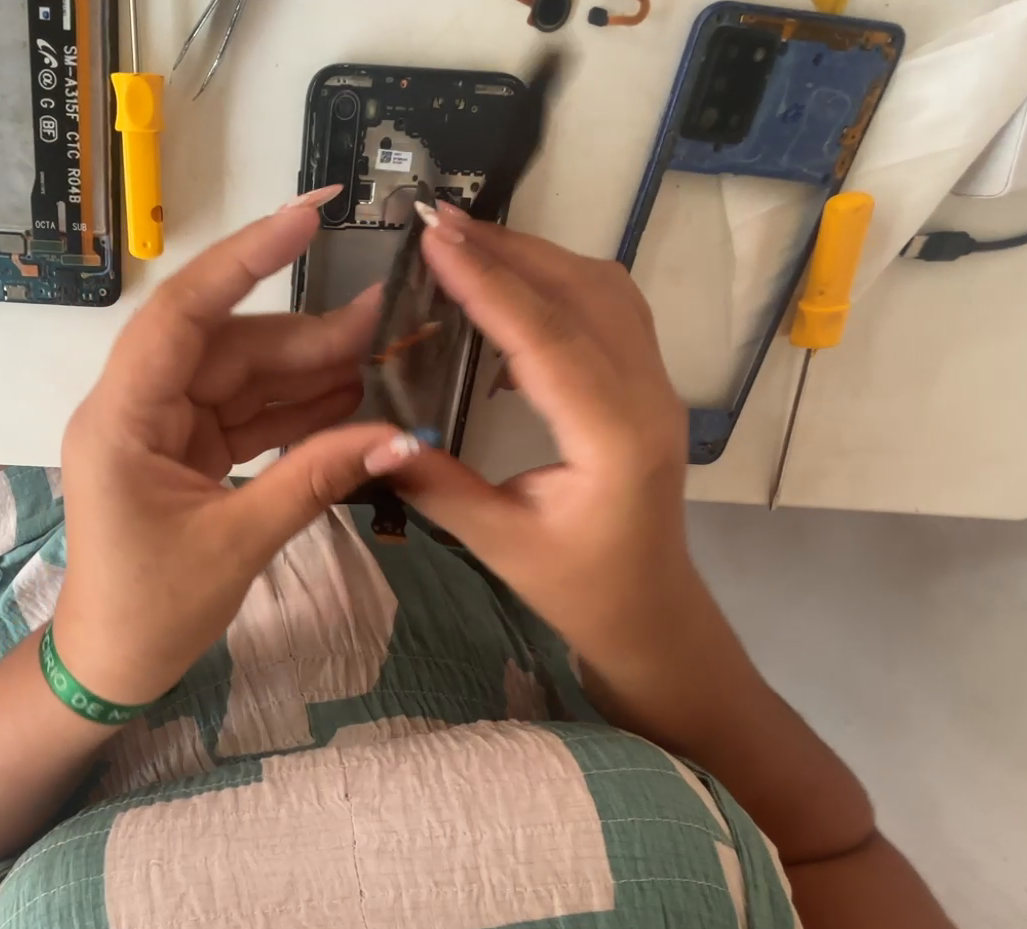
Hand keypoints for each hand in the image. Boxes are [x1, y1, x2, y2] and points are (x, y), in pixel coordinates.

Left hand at [51, 188, 418, 705]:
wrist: (113, 662)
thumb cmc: (154, 610)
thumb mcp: (239, 543)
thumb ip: (316, 479)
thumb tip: (400, 437)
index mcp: (122, 419)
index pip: (181, 316)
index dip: (245, 260)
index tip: (309, 218)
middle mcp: (135, 408)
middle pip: (225, 347)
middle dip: (304, 337)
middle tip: (385, 321)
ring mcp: (160, 429)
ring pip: (239, 378)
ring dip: (305, 372)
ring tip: (380, 357)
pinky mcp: (183, 452)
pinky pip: (241, 415)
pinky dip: (290, 411)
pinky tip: (346, 400)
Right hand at [385, 205, 703, 669]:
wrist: (649, 608)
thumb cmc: (577, 586)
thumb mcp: (497, 542)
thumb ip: (436, 485)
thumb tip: (372, 433)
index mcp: (612, 437)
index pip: (547, 338)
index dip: (489, 283)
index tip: (436, 240)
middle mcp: (645, 395)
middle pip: (583, 292)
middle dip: (508, 250)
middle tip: (437, 222)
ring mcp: (654, 384)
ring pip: (602, 290)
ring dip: (534, 257)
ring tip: (466, 242)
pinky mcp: (644, 384)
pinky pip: (607, 310)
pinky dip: (555, 284)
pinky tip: (508, 293)